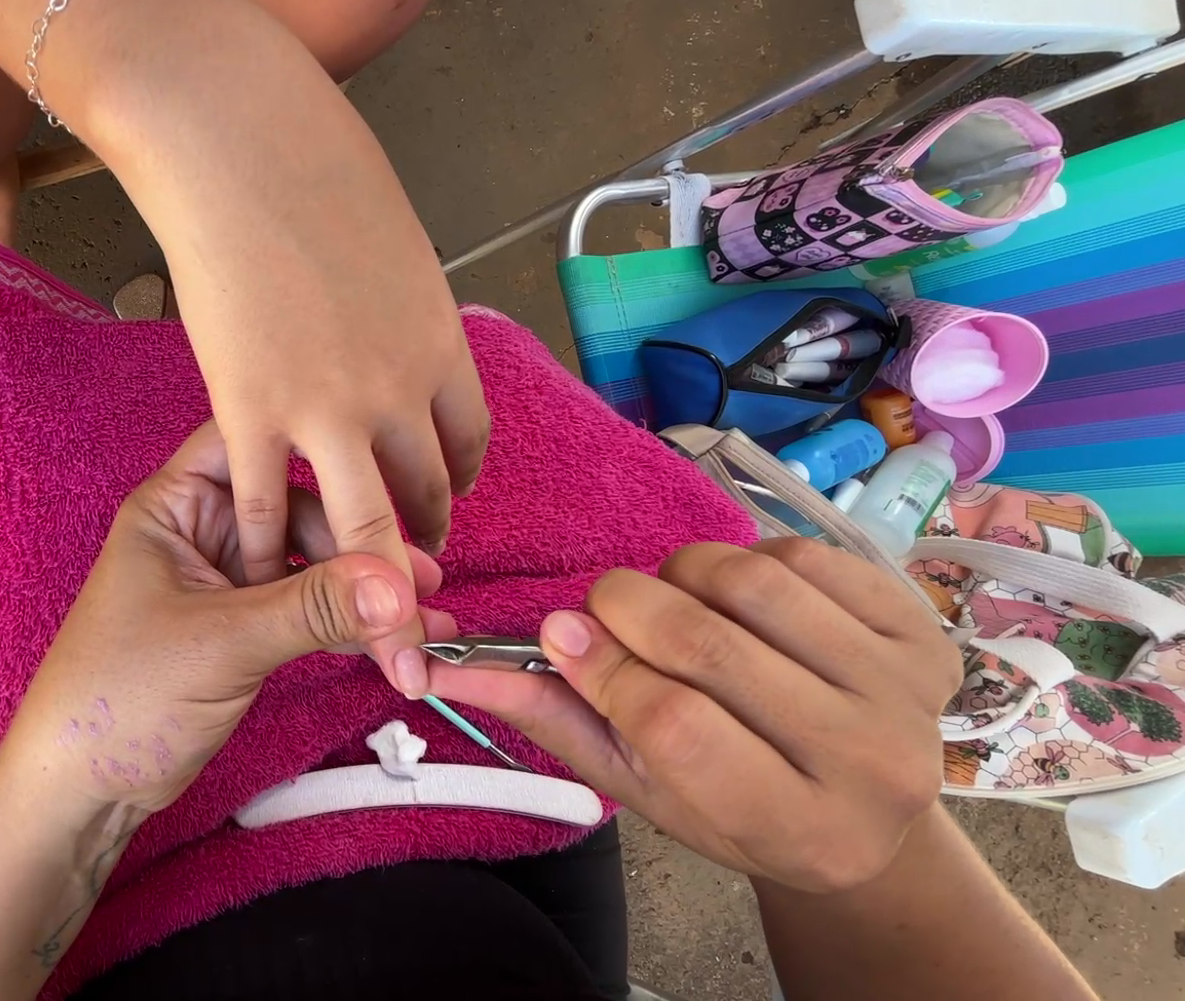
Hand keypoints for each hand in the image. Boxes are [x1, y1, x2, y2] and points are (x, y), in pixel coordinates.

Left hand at [0, 423, 457, 813]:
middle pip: (296, 509)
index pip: (249, 444)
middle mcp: (206, 528)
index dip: (310, 447)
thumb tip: (401, 586)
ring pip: (309, 562)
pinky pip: (309, 607)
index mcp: (176, 504)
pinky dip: (349, 622)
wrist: (86, 787)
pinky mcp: (248, 622)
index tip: (381, 465)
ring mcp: (230, 577)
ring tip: (425, 616)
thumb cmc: (123, 694)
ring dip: (363, 589)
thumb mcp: (221, 643)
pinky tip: (399, 638)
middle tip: (422, 581)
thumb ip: (311, 609)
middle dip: (357, 546)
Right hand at [167, 135, 488, 702]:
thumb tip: (396, 340)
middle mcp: (398, 392)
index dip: (455, 484)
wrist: (244, 149)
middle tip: (414, 571)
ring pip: (363, 526)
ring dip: (366, 575)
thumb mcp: (396, 248)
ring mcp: (326, 411)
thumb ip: (404, 315)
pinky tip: (266, 577)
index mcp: (440, 345)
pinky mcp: (252, 414)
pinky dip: (270, 554)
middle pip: (424, 496)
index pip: (468, 442)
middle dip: (423, 545)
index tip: (441, 501)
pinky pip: (267, 508)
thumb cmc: (321, 176)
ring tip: (357, 601)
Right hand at [429, 539, 961, 892]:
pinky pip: (797, 554)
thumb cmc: (728, 805)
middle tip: (603, 612)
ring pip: (747, 581)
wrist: (861, 808)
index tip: (558, 638)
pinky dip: (742, 560)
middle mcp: (872, 762)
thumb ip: (551, 721)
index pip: (672, 721)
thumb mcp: (633, 783)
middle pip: (708, 644)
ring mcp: (906, 689)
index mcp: (794, 826)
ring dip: (680, 576)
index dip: (599, 667)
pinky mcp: (921, 628)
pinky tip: (737, 601)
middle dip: (623, 608)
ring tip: (675, 606)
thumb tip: (458, 668)